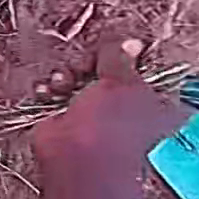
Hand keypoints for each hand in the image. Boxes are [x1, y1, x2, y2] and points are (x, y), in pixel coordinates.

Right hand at [31, 37, 189, 176]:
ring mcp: (92, 110)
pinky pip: (53, 90)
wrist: (75, 157)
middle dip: (86, 64)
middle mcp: (123, 104)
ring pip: (74, 76)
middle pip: (100, 67)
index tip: (109, 52)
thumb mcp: (122, 82)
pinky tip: (48, 93)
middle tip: (82, 69)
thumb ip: (121, 58)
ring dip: (63, 76)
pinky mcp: (64, 115)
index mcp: (150, 98)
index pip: (135, 64)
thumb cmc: (109, 123)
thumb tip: (131, 41)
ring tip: (61, 85)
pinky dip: (48, 89)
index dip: (120, 55)